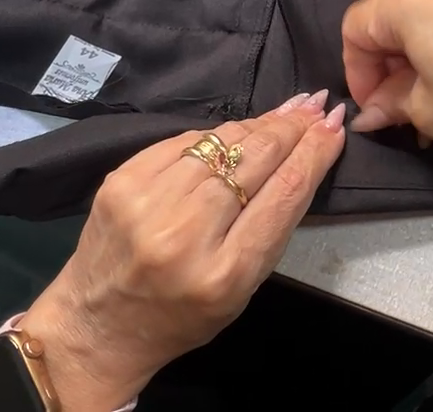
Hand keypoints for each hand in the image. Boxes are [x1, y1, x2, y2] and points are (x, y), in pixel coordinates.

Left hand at [19, 94, 346, 410]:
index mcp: (223, 274)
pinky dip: (221, 134)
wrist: (96, 326)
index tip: (336, 123)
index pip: (284, 194)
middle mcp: (183, 235)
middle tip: (318, 105)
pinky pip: (189, 139)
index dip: (315, 151)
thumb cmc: (185, 312)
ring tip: (289, 111)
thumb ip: (278, 218)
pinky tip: (241, 131)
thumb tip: (313, 148)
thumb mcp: (245, 283)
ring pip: (224, 141)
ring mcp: (147, 203)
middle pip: (255, 159)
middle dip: (293, 126)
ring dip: (263, 122)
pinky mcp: (122, 179)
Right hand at [341, 0, 432, 146]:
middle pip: (391, 23)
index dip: (357, 74)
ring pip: (425, 23)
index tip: (376, 110)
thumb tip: (371, 113)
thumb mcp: (429, 110)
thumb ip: (390, 106)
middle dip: (393, 72)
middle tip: (407, 115)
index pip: (355, 30)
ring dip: (423, 67)